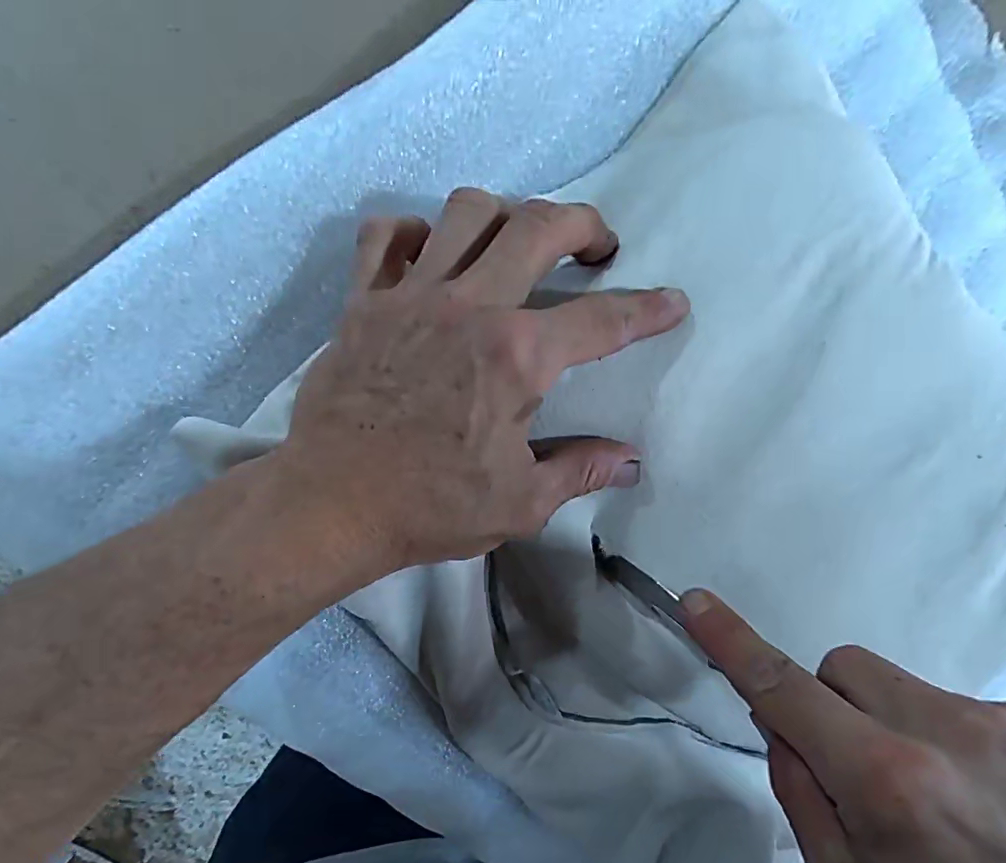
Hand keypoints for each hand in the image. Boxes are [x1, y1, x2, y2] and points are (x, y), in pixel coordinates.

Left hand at [270, 188, 687, 576]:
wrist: (333, 505)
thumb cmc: (433, 507)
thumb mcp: (522, 502)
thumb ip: (580, 470)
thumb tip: (629, 461)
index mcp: (517, 358)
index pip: (601, 321)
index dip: (646, 310)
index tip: (672, 302)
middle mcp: (469, 308)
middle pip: (537, 227)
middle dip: (583, 224)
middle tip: (599, 245)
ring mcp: (411, 297)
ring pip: (466, 212)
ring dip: (506, 216)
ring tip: (518, 245)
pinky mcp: (364, 303)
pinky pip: (387, 236)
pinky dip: (416, 233)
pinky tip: (432, 256)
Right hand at [680, 591, 1005, 862]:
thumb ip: (806, 806)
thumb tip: (785, 734)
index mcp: (889, 783)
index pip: (786, 690)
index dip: (733, 643)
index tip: (699, 602)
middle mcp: (951, 729)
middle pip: (848, 667)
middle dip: (832, 705)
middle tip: (859, 775)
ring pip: (914, 690)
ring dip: (903, 731)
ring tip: (953, 813)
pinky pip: (981, 712)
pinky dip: (967, 748)